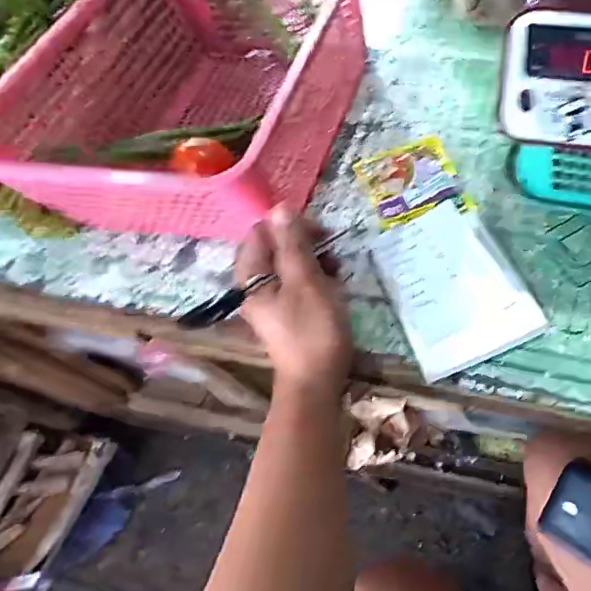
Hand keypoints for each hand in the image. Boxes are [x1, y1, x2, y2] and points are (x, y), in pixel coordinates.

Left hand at [235, 206, 351, 394]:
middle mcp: (255, 286)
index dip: (290, 227)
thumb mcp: (306, 281)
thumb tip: (279, 208)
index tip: (321, 234)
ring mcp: (271, 302)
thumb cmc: (312, 329)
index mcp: (252, 276)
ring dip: (315, 261)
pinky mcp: (288, 314)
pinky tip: (335, 286)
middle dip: (306, 244)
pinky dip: (315, 279)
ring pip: (290, 266)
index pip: (262, 232)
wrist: (316, 382)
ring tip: (338, 271)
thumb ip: (293, 244)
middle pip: (276, 248)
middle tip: (333, 253)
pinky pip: (297, 285)